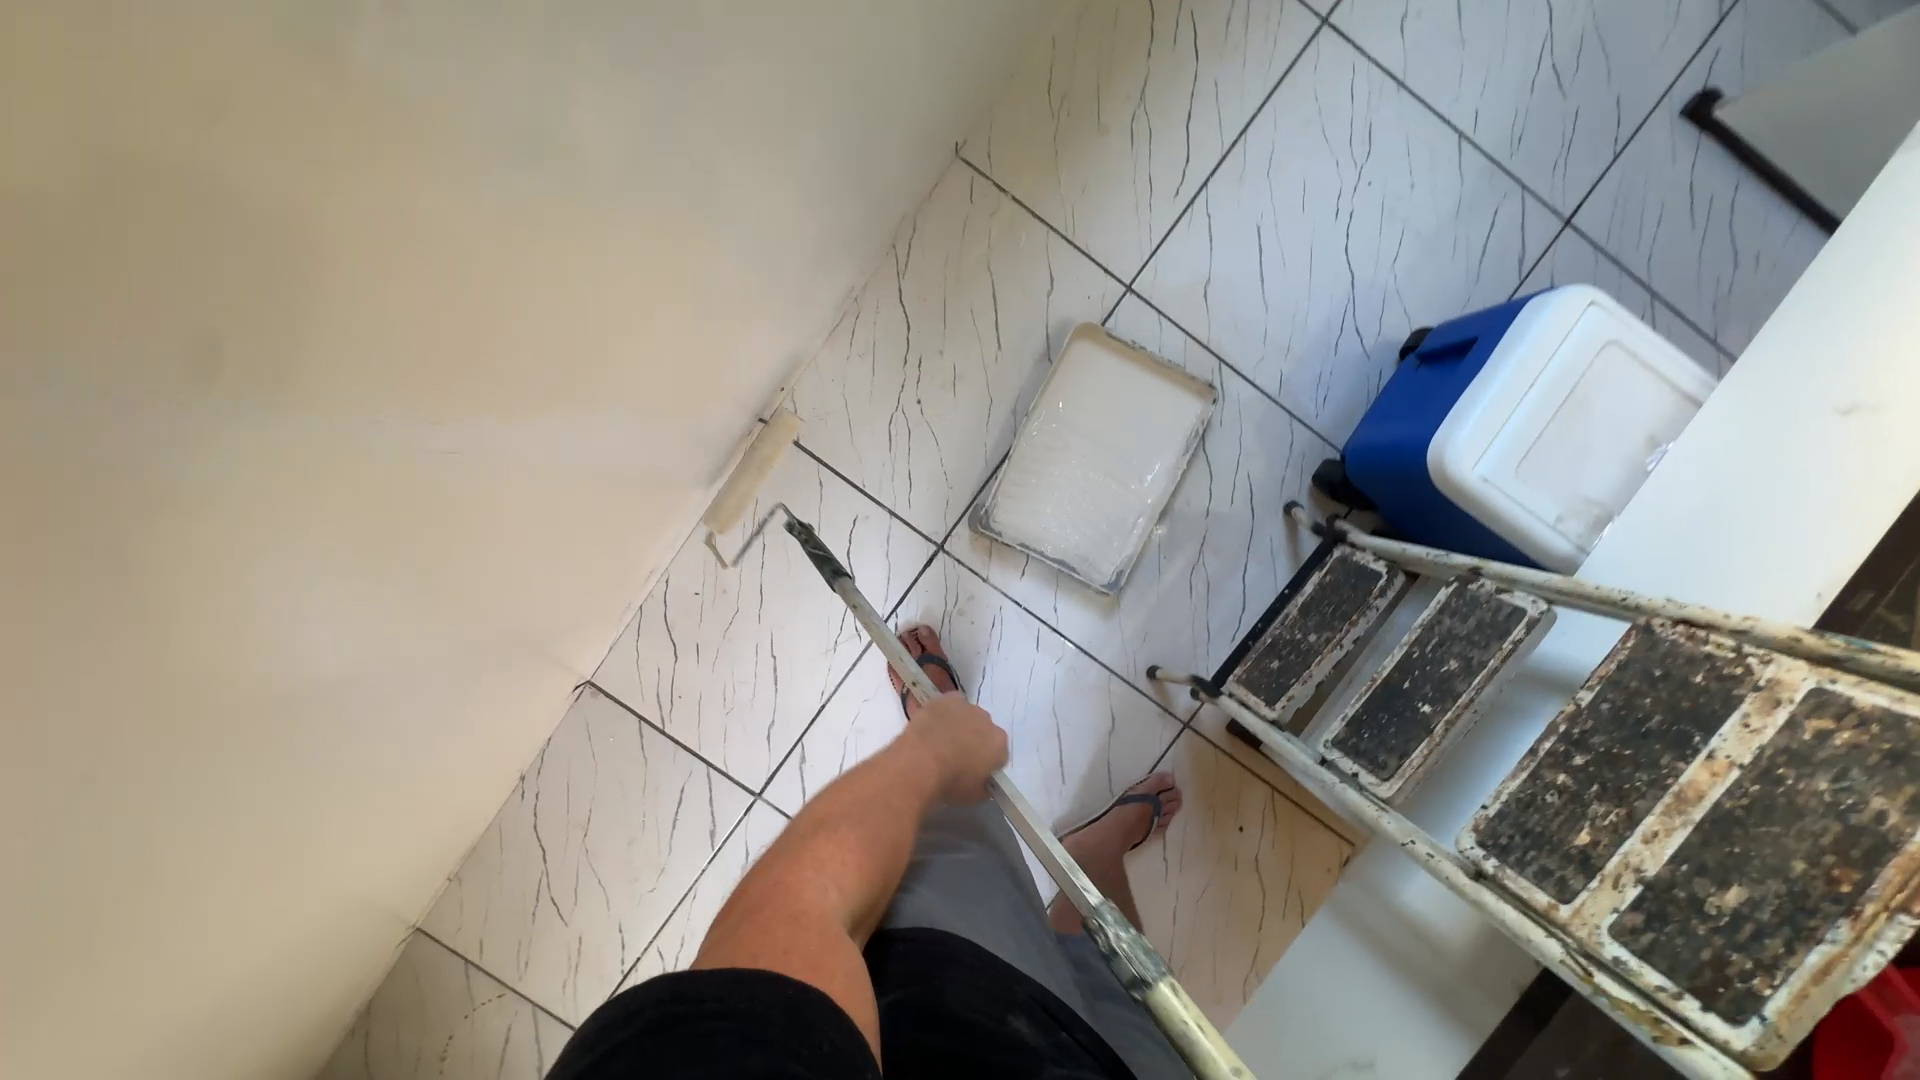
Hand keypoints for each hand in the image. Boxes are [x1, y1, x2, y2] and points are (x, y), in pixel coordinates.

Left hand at [897, 691, 1007, 803]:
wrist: (920, 763)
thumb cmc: (950, 783)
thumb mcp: (974, 795)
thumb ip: (984, 785)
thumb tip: (983, 782)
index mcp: (999, 745)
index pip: (998, 754)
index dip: (986, 763)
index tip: (973, 771)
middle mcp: (988, 722)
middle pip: (984, 731)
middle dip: (974, 741)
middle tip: (956, 756)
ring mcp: (967, 707)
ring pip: (968, 715)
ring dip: (960, 725)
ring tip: (941, 740)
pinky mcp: (947, 699)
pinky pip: (952, 703)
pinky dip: (946, 711)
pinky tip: (935, 723)